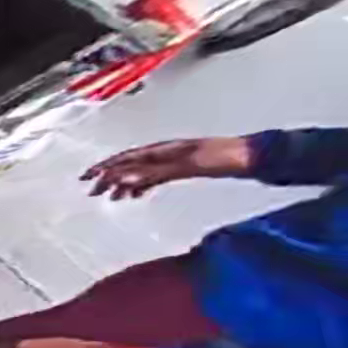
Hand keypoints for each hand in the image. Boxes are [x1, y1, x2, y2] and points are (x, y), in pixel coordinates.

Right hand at [80, 136, 252, 198]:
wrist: (261, 157)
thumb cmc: (226, 158)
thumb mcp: (186, 166)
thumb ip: (152, 173)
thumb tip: (120, 180)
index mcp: (161, 150)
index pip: (123, 159)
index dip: (102, 168)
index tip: (85, 179)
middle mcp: (164, 153)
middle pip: (128, 165)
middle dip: (108, 178)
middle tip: (94, 192)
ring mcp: (174, 160)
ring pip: (139, 172)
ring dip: (123, 184)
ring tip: (113, 197)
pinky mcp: (184, 168)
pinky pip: (152, 177)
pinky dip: (140, 185)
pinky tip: (137, 193)